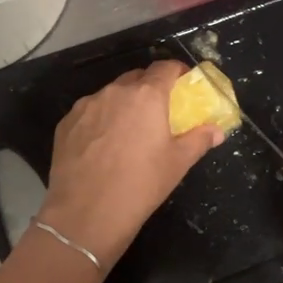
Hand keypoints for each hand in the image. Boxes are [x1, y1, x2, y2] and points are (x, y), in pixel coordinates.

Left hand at [39, 61, 221, 266]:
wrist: (86, 214)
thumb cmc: (140, 185)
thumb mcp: (178, 163)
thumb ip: (199, 140)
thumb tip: (216, 131)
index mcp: (146, 96)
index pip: (165, 68)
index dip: (176, 72)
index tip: (183, 82)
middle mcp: (115, 92)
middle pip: (136, 78)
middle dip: (149, 88)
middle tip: (159, 111)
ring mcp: (86, 106)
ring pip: (110, 94)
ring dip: (123, 104)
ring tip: (128, 130)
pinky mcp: (66, 123)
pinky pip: (89, 112)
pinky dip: (100, 119)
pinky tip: (103, 145)